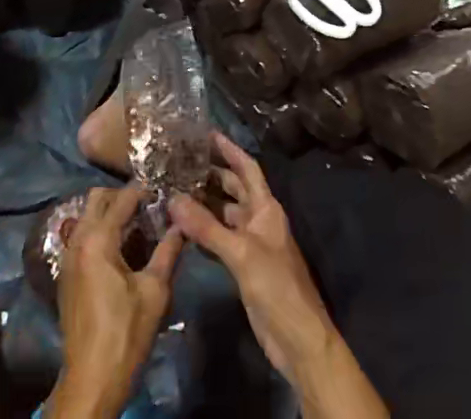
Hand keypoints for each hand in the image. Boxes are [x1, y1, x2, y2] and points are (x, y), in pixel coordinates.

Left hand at [46, 185, 183, 418]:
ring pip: (87, 216)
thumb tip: (182, 224)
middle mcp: (77, 241)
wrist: (92, 378)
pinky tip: (122, 247)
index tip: (166, 191)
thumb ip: (169, 250)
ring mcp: (67, 257)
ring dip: (110, 213)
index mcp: (97, 240)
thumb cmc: (126, 332)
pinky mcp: (66, 274)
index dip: (145, 191)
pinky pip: (82, 236)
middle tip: (150, 206)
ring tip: (139, 224)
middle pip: (97, 199)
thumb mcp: (155, 290)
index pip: (122, 198)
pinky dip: (100, 231)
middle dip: (123, 196)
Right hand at [167, 135, 344, 384]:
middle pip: (234, 189)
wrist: (297, 337)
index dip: (230, 150)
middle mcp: (259, 220)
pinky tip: (181, 226)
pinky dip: (202, 230)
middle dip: (212, 174)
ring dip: (204, 203)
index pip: (247, 169)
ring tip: (173, 188)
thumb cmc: (277, 286)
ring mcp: (251, 244)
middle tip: (180, 162)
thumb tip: (173, 199)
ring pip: (224, 214)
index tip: (207, 133)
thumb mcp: (241, 254)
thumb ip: (207, 227)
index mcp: (267, 208)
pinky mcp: (242, 266)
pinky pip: (219, 239)